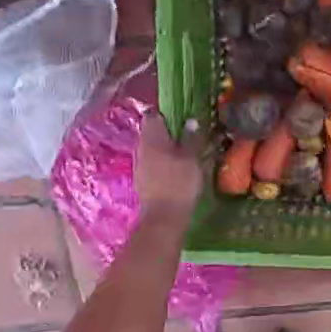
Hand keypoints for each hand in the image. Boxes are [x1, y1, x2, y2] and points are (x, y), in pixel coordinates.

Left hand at [137, 110, 203, 225]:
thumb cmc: (179, 183)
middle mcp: (141, 148)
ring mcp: (139, 165)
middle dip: (168, 131)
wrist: (163, 218)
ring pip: (152, 148)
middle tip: (187, 134)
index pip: (153, 115)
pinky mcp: (142, 180)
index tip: (182, 117)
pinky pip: (152, 163)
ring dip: (165, 147)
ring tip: (185, 152)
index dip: (167, 113)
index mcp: (151, 138)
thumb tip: (191, 120)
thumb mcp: (191, 158)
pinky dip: (163, 161)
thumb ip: (191, 138)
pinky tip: (176, 169)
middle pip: (152, 132)